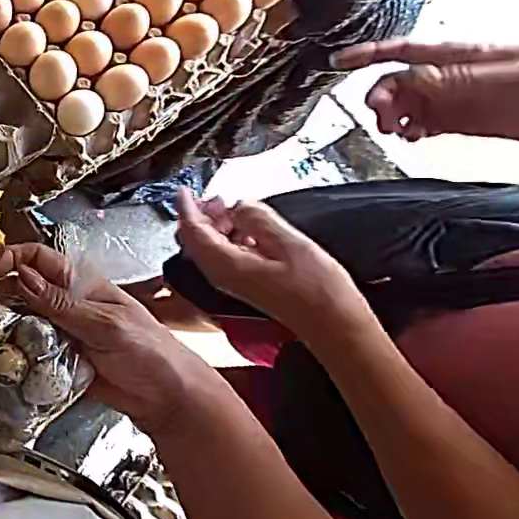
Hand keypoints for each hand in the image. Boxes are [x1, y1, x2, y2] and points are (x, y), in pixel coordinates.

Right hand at [0, 244, 210, 433]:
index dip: (9, 258)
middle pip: (19, 288)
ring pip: (18, 319)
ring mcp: (59, 329)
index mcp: (79, 283)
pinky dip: (7, 351)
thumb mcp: (106, 324)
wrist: (169, 400)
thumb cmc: (150, 353)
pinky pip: (26, 348)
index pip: (37, 258)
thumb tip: (22, 276)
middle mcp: (64, 302)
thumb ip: (62, 303)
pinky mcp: (56, 356)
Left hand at [174, 189, 370, 338]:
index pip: (192, 229)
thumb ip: (259, 220)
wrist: (335, 328)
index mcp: (223, 263)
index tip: (183, 189)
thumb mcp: (291, 245)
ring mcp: (229, 279)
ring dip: (217, 224)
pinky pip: (224, 254)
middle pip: (196, 237)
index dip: (187, 207)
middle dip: (203, 214)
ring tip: (235, 209)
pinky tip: (250, 230)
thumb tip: (238, 205)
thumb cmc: (318, 290)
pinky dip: (229, 237)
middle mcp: (218, 273)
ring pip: (209, 245)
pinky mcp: (242, 282)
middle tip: (220, 198)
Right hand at [332, 39, 518, 142]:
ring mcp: (454, 96)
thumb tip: (401, 80)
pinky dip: (408, 129)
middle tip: (383, 117)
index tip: (338, 61)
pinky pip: (420, 122)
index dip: (367, 54)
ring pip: (403, 104)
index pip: (402, 50)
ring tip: (397, 131)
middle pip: (395, 81)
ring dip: (391, 117)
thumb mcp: (505, 78)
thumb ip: (450, 80)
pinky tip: (412, 136)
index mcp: (460, 54)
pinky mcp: (461, 118)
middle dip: (380, 97)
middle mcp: (450, 74)